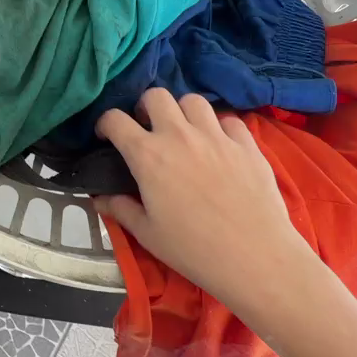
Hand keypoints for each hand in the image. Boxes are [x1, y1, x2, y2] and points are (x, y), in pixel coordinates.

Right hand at [92, 89, 320, 317]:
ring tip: (185, 131)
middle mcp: (179, 136)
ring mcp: (216, 137)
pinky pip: (230, 120)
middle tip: (148, 128)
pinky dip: (220, 127)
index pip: (114, 119)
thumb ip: (120, 209)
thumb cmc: (194, 249)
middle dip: (145, 107)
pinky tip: (220, 145)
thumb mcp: (147, 234)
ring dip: (183, 112)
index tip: (107, 137)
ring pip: (193, 100)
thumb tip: (99, 197)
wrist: (257, 260)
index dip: (105, 124)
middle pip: (156, 95)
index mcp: (147, 155)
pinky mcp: (247, 146)